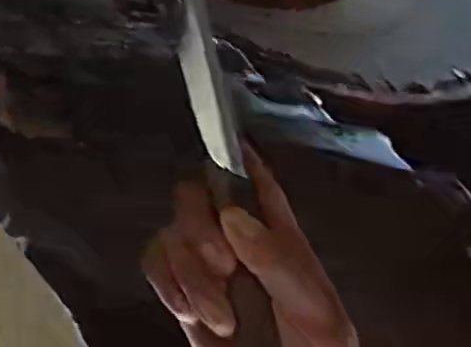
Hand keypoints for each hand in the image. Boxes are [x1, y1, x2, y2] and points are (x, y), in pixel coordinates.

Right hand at [141, 151, 355, 345]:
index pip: (255, 180)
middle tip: (222, 265)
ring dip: (188, 271)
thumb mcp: (318, 322)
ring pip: (171, 228)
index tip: (223, 149)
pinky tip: (187, 311)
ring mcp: (203, 265)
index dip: (237, 156)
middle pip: (196, 192)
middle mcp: (235, 241)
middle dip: (200, 226)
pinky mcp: (177, 288)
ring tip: (219, 318)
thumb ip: (280, 265)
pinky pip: (152, 258)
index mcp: (278, 239)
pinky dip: (165, 281)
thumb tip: (233, 216)